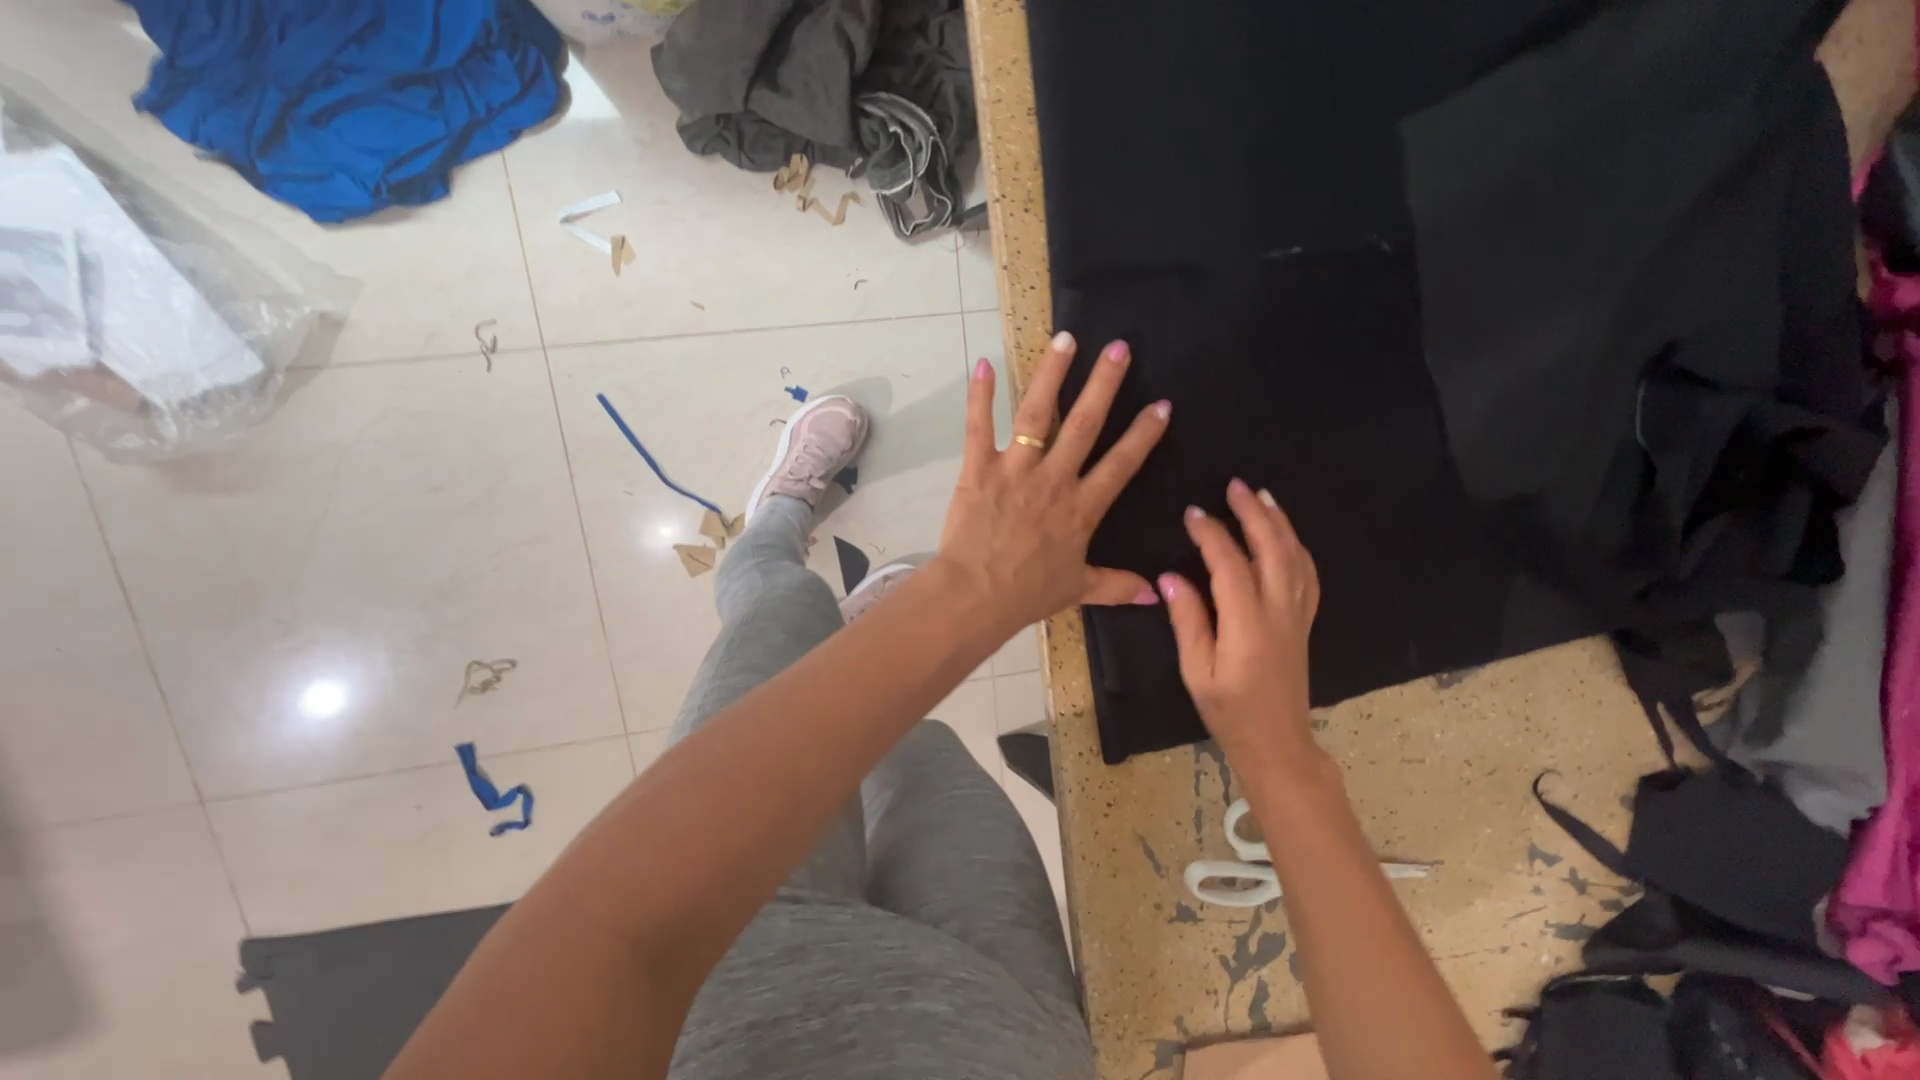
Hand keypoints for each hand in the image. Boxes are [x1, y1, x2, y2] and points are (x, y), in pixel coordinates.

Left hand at [933, 331, 1170, 637]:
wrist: (975, 596)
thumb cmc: (1027, 594)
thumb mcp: (1078, 590)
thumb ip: (1117, 586)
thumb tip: (1157, 594)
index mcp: (1081, 508)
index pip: (1121, 463)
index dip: (1143, 433)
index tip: (1161, 405)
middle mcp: (1053, 479)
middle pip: (1084, 424)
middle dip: (1104, 383)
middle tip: (1119, 347)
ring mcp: (1015, 469)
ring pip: (1036, 413)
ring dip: (1051, 374)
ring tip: (1066, 339)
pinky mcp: (978, 469)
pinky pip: (978, 426)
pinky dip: (979, 395)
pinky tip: (981, 363)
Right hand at [1159, 480, 1321, 765]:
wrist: (1278, 742)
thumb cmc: (1229, 712)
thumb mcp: (1196, 672)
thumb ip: (1187, 622)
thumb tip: (1169, 577)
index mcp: (1248, 626)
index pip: (1230, 565)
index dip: (1211, 535)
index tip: (1192, 513)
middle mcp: (1280, 613)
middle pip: (1273, 550)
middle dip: (1254, 514)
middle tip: (1235, 486)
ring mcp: (1298, 616)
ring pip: (1296, 558)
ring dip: (1280, 523)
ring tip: (1262, 497)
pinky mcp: (1304, 623)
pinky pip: (1308, 575)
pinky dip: (1297, 547)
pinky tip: (1286, 536)